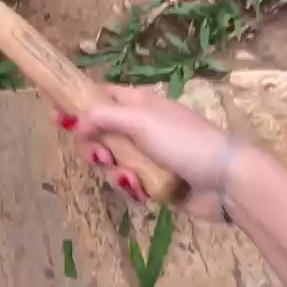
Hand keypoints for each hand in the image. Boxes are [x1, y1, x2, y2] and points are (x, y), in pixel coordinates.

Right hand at [66, 85, 241, 218]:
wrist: (228, 182)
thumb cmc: (184, 140)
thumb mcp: (139, 120)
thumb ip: (100, 117)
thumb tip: (72, 122)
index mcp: (136, 103)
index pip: (97, 96)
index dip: (75, 105)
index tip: (58, 118)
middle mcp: (138, 126)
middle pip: (96, 132)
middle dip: (93, 146)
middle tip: (101, 155)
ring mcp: (145, 154)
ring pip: (109, 159)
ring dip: (112, 169)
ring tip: (126, 177)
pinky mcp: (152, 181)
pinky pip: (126, 181)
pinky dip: (130, 186)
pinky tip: (140, 190)